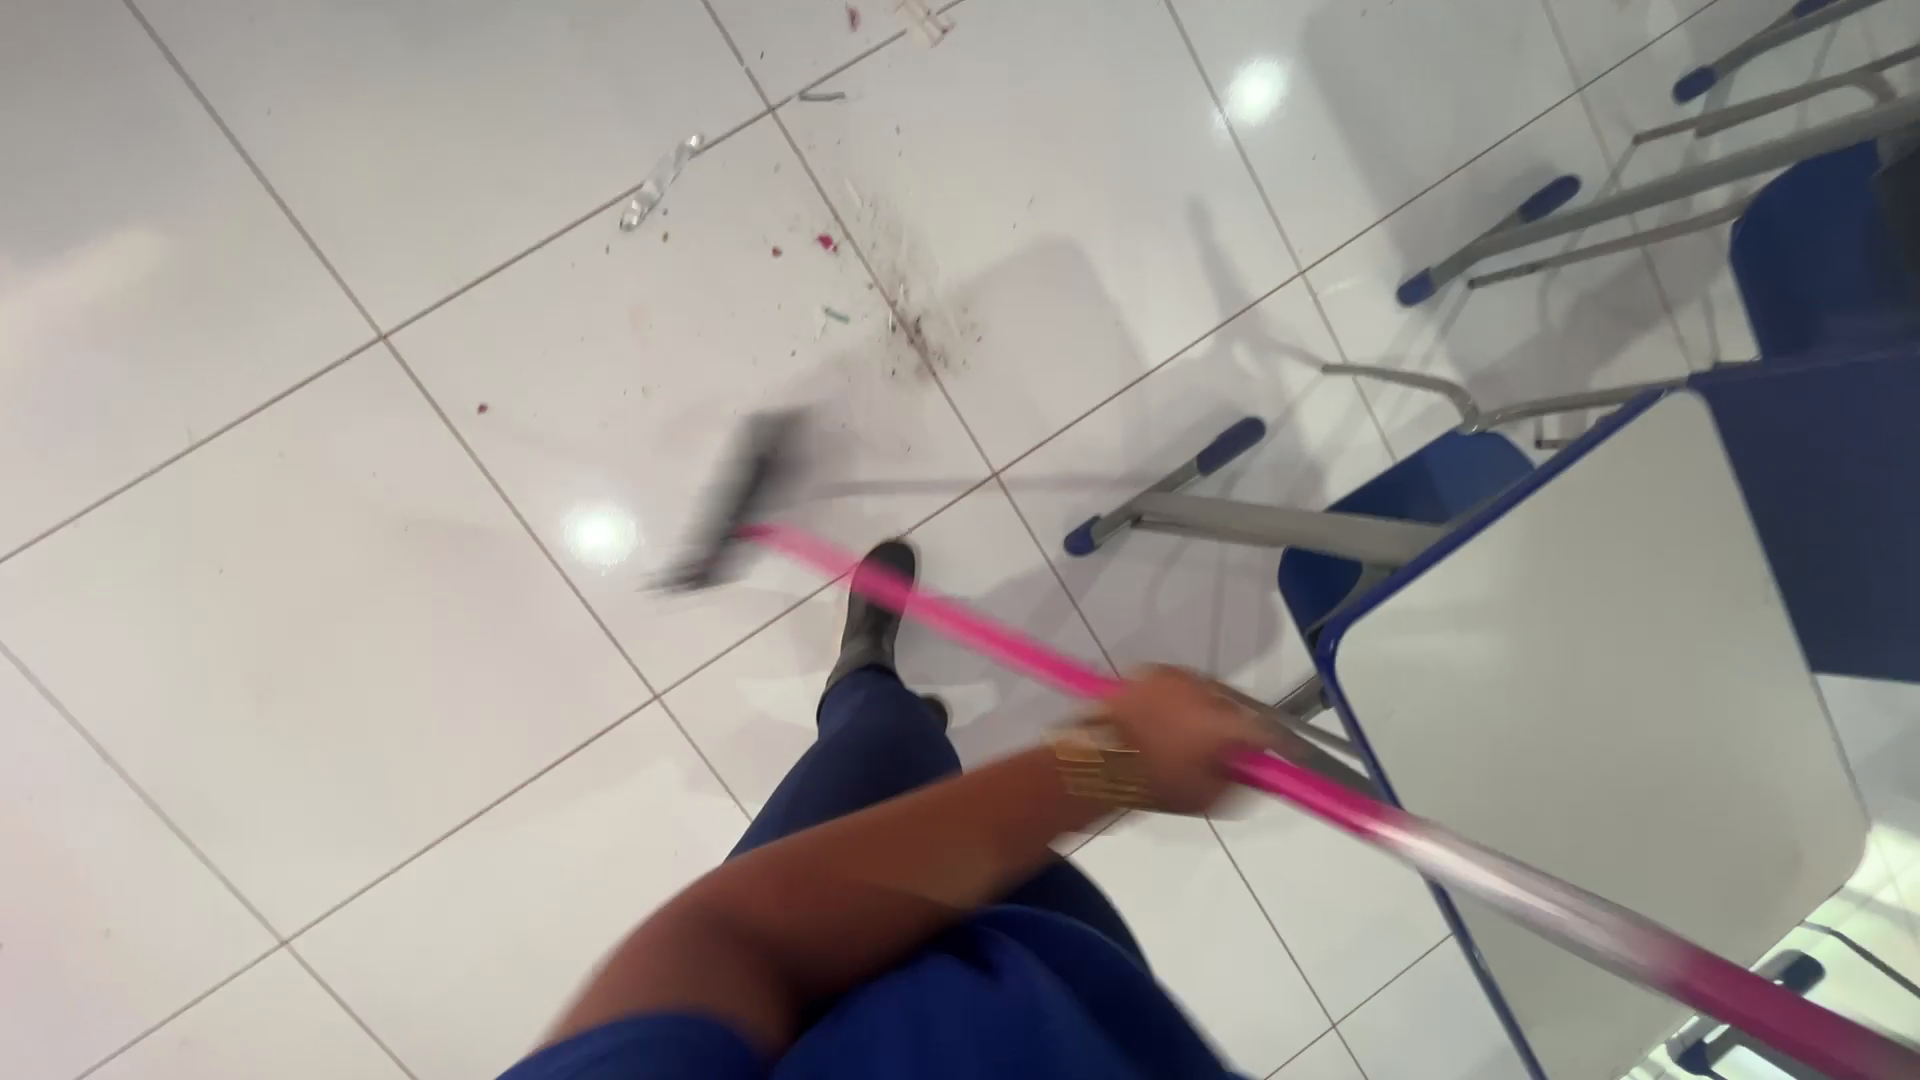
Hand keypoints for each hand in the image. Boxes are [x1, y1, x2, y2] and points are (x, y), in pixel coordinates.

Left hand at [1096, 666, 1274, 814]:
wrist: (1099, 759)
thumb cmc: (1154, 782)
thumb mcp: (1208, 796)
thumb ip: (1245, 782)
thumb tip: (1260, 774)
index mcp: (1225, 722)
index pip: (1270, 731)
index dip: (1284, 745)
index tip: (1291, 755)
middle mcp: (1206, 690)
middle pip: (1238, 707)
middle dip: (1238, 726)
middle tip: (1231, 747)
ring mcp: (1176, 676)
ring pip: (1208, 691)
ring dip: (1208, 708)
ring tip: (1193, 732)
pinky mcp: (1151, 670)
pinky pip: (1178, 683)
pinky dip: (1181, 697)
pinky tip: (1171, 716)